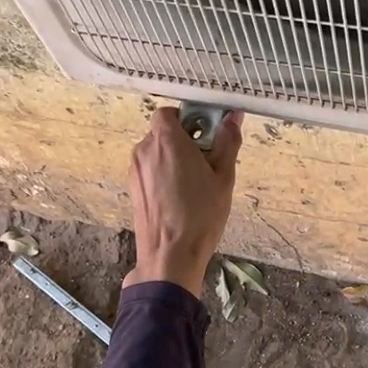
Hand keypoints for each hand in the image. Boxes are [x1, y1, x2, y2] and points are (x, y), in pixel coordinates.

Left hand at [123, 107, 243, 298]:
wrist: (170, 256)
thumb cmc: (200, 215)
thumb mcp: (223, 176)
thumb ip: (228, 141)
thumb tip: (233, 117)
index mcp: (167, 141)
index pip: (169, 112)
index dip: (188, 118)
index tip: (207, 133)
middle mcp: (145, 150)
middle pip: (163, 131)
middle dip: (185, 139)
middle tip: (208, 159)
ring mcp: (136, 171)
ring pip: (157, 151)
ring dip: (175, 157)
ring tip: (197, 181)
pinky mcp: (134, 188)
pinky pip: (151, 169)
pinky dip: (165, 173)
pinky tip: (182, 195)